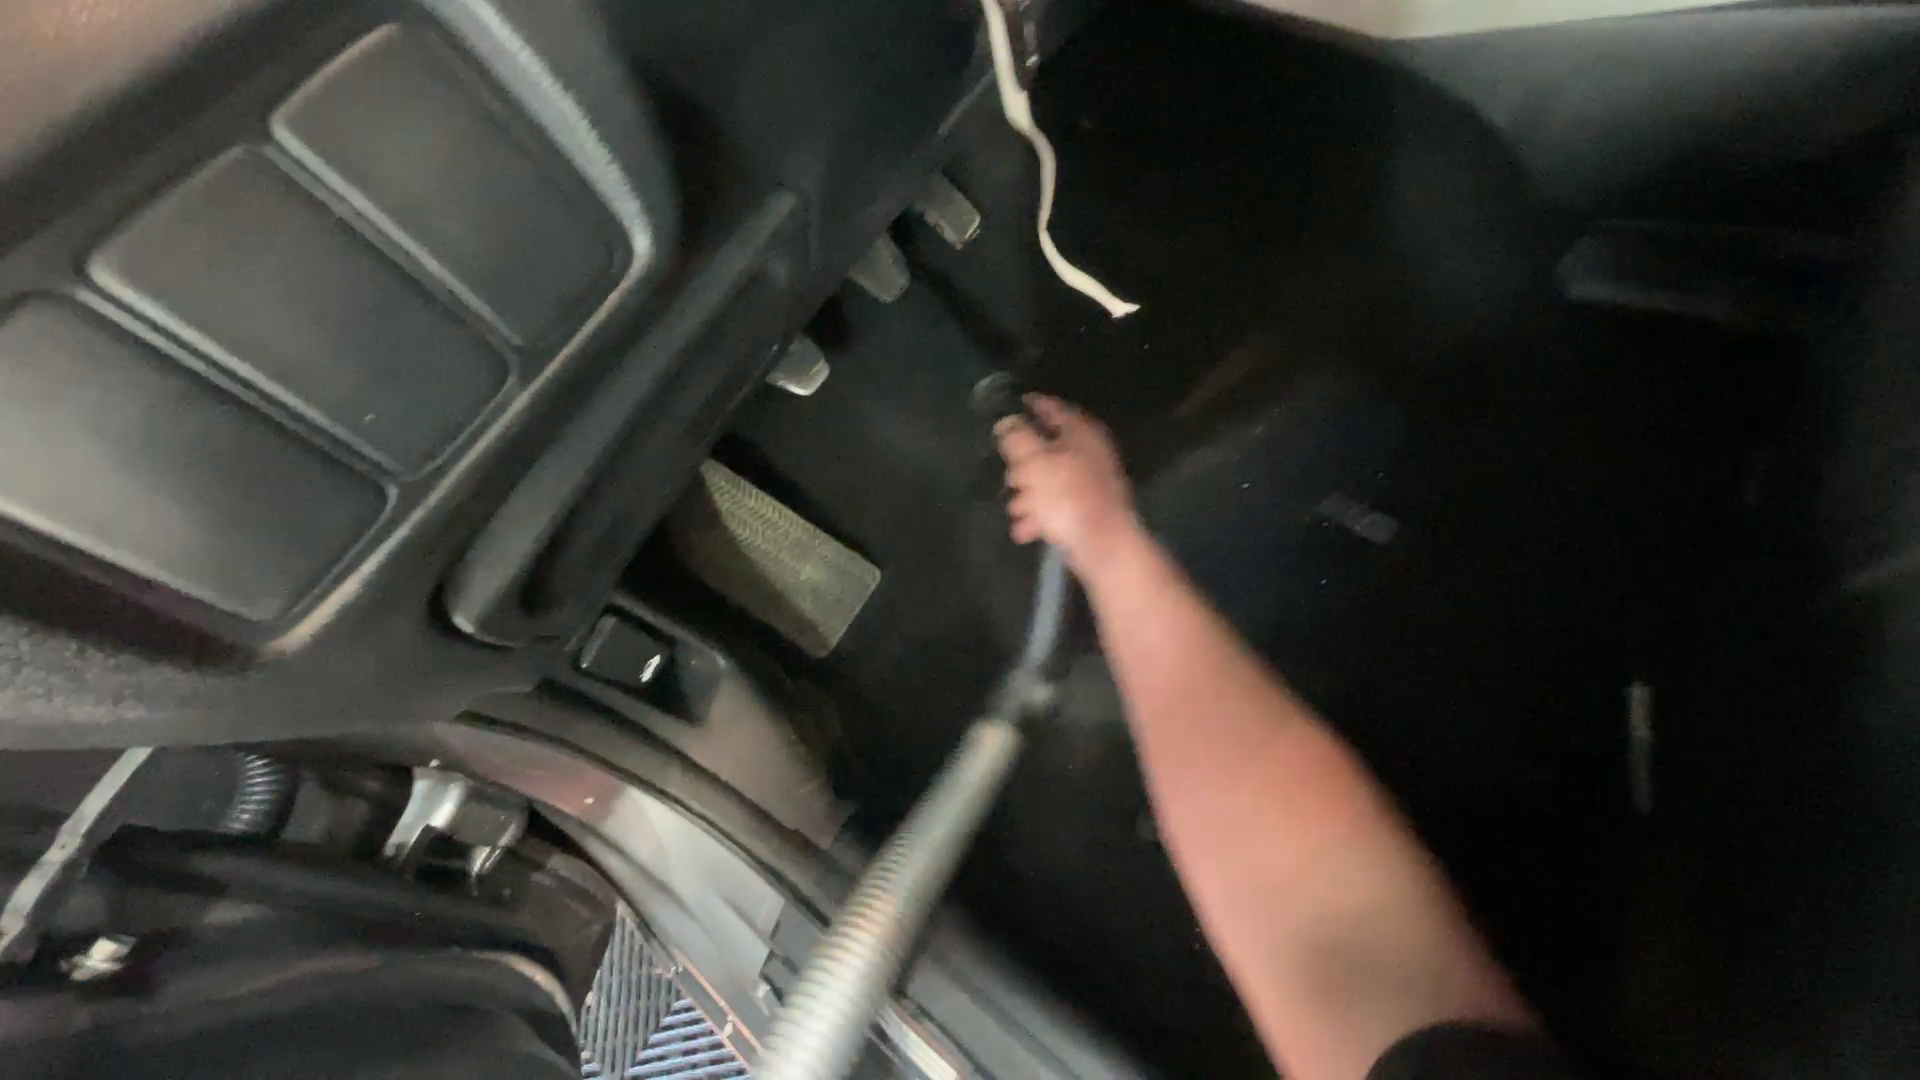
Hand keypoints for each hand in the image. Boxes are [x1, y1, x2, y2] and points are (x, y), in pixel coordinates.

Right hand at [995, 395, 1142, 574]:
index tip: (1014, 403)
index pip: (1053, 409)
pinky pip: (1056, 507)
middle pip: (1047, 449)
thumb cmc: (1067, 496)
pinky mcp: (1087, 511)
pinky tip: (1026, 530)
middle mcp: (1088, 453)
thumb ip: (1016, 437)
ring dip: (1027, 496)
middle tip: (1009, 474)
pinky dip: (1039, 515)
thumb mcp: (1034, 461)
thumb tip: (1006, 421)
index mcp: (1080, 433)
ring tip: (1016, 510)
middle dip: (1022, 465)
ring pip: (1048, 481)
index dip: (1031, 404)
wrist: (1103, 544)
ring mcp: (1090, 484)